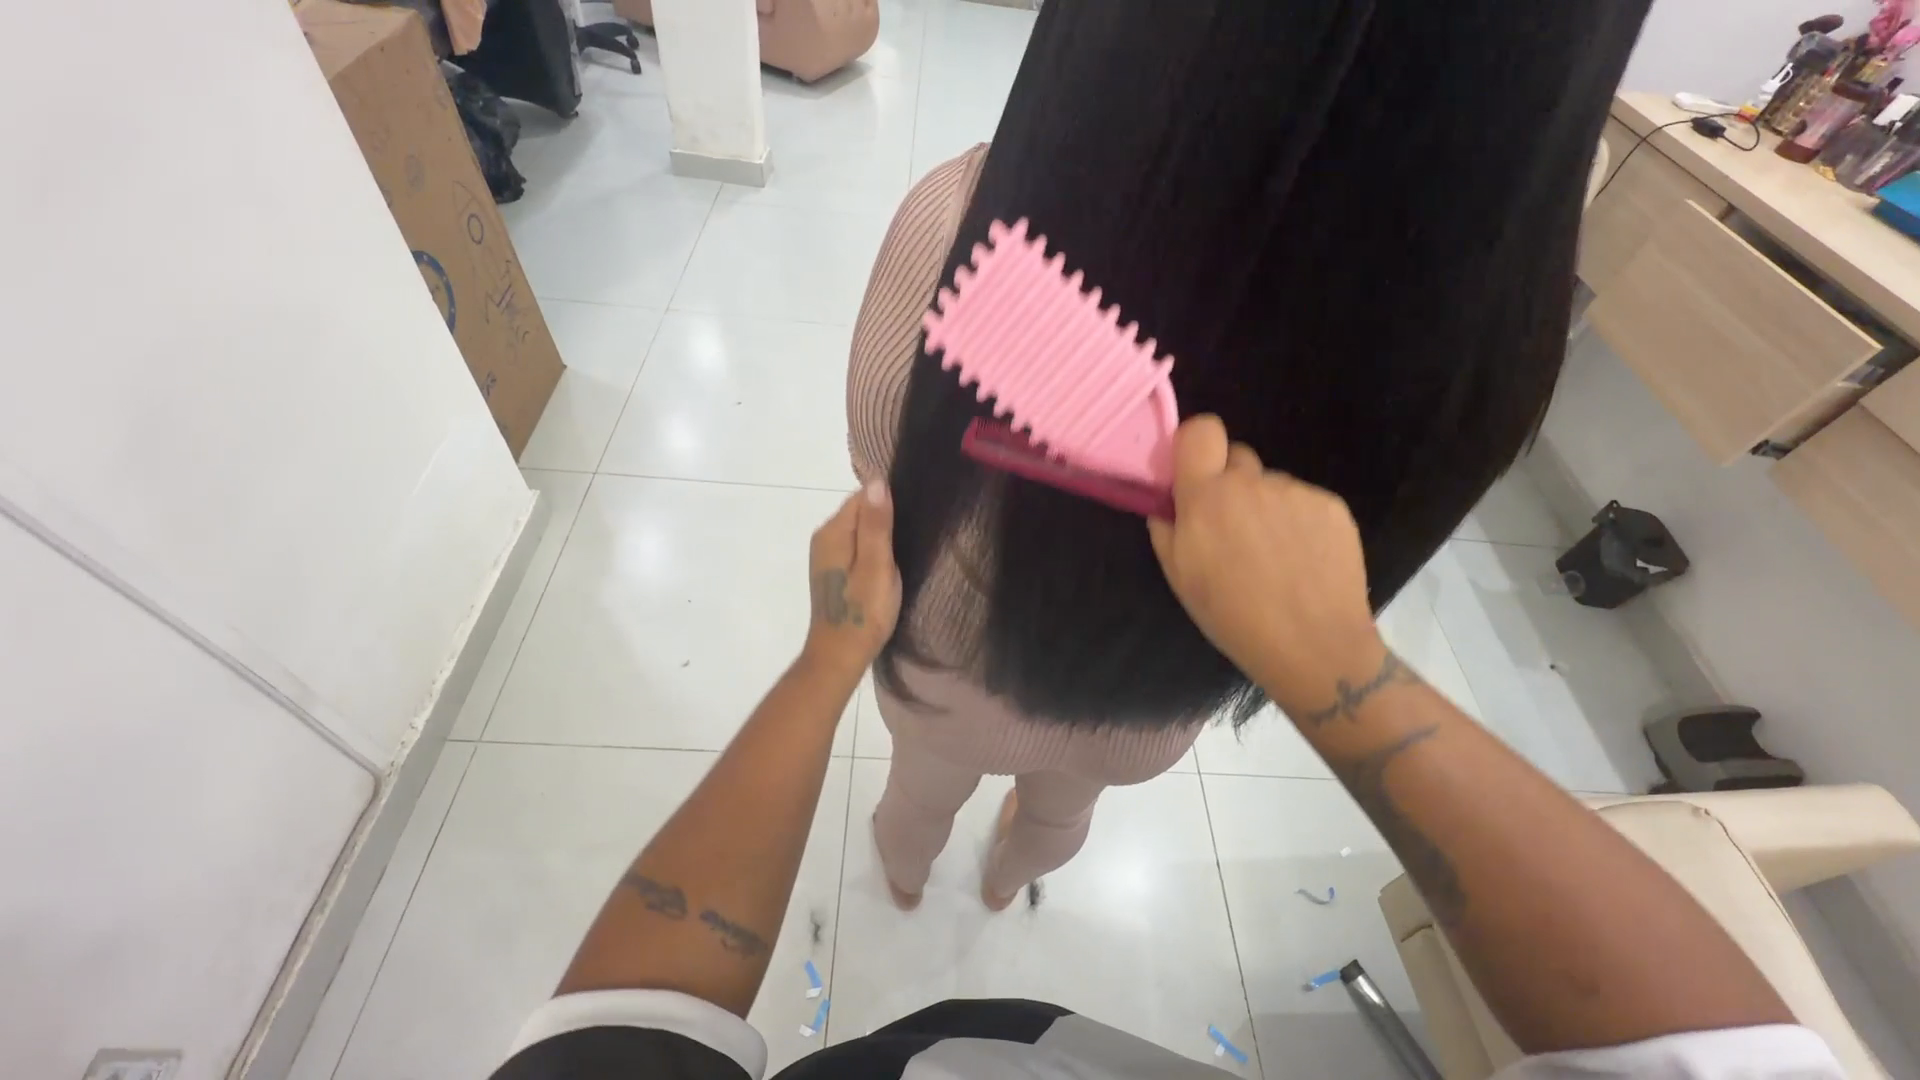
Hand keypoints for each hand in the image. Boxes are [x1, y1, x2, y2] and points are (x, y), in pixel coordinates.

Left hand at [799, 482, 901, 683]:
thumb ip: (876, 523)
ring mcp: (826, 555)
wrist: (840, 654)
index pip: (863, 496)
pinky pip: (856, 547)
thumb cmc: (863, 611)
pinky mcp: (832, 571)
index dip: (890, 503)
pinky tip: (887, 567)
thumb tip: (876, 480)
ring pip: (859, 531)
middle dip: (886, 520)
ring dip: (881, 537)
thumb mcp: (877, 564)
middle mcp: (824, 537)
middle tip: (912, 539)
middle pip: (860, 511)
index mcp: (833, 531)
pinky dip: (872, 551)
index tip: (912, 521)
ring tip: (903, 554)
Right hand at [1148, 415, 1383, 702]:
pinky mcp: (1332, 506)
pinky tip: (1301, 561)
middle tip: (1233, 530)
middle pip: (1237, 460)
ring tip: (1273, 557)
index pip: (1202, 430)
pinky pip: (1303, 502)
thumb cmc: (1232, 617)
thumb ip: (1166, 529)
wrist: (1313, 646)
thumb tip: (1166, 504)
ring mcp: (1296, 492)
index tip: (1196, 476)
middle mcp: (1252, 483)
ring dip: (1266, 509)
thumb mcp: (1180, 578)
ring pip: (1271, 485)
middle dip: (1229, 485)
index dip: (1197, 446)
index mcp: (1207, 497)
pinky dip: (1299, 523)